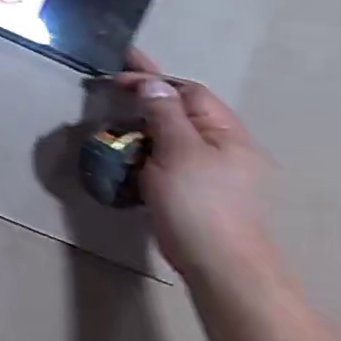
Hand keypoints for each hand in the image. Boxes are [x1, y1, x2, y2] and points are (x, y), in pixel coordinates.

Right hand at [119, 49, 274, 283]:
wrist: (220, 266)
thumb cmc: (199, 204)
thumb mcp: (178, 151)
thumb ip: (164, 114)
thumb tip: (152, 84)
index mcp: (228, 136)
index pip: (190, 93)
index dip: (154, 80)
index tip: (117, 74)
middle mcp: (226, 149)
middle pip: (183, 111)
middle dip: (148, 98)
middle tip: (112, 86)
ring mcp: (213, 172)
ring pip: (173, 135)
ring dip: (144, 124)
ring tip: (114, 120)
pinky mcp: (197, 191)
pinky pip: (168, 157)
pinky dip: (146, 149)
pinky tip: (128, 152)